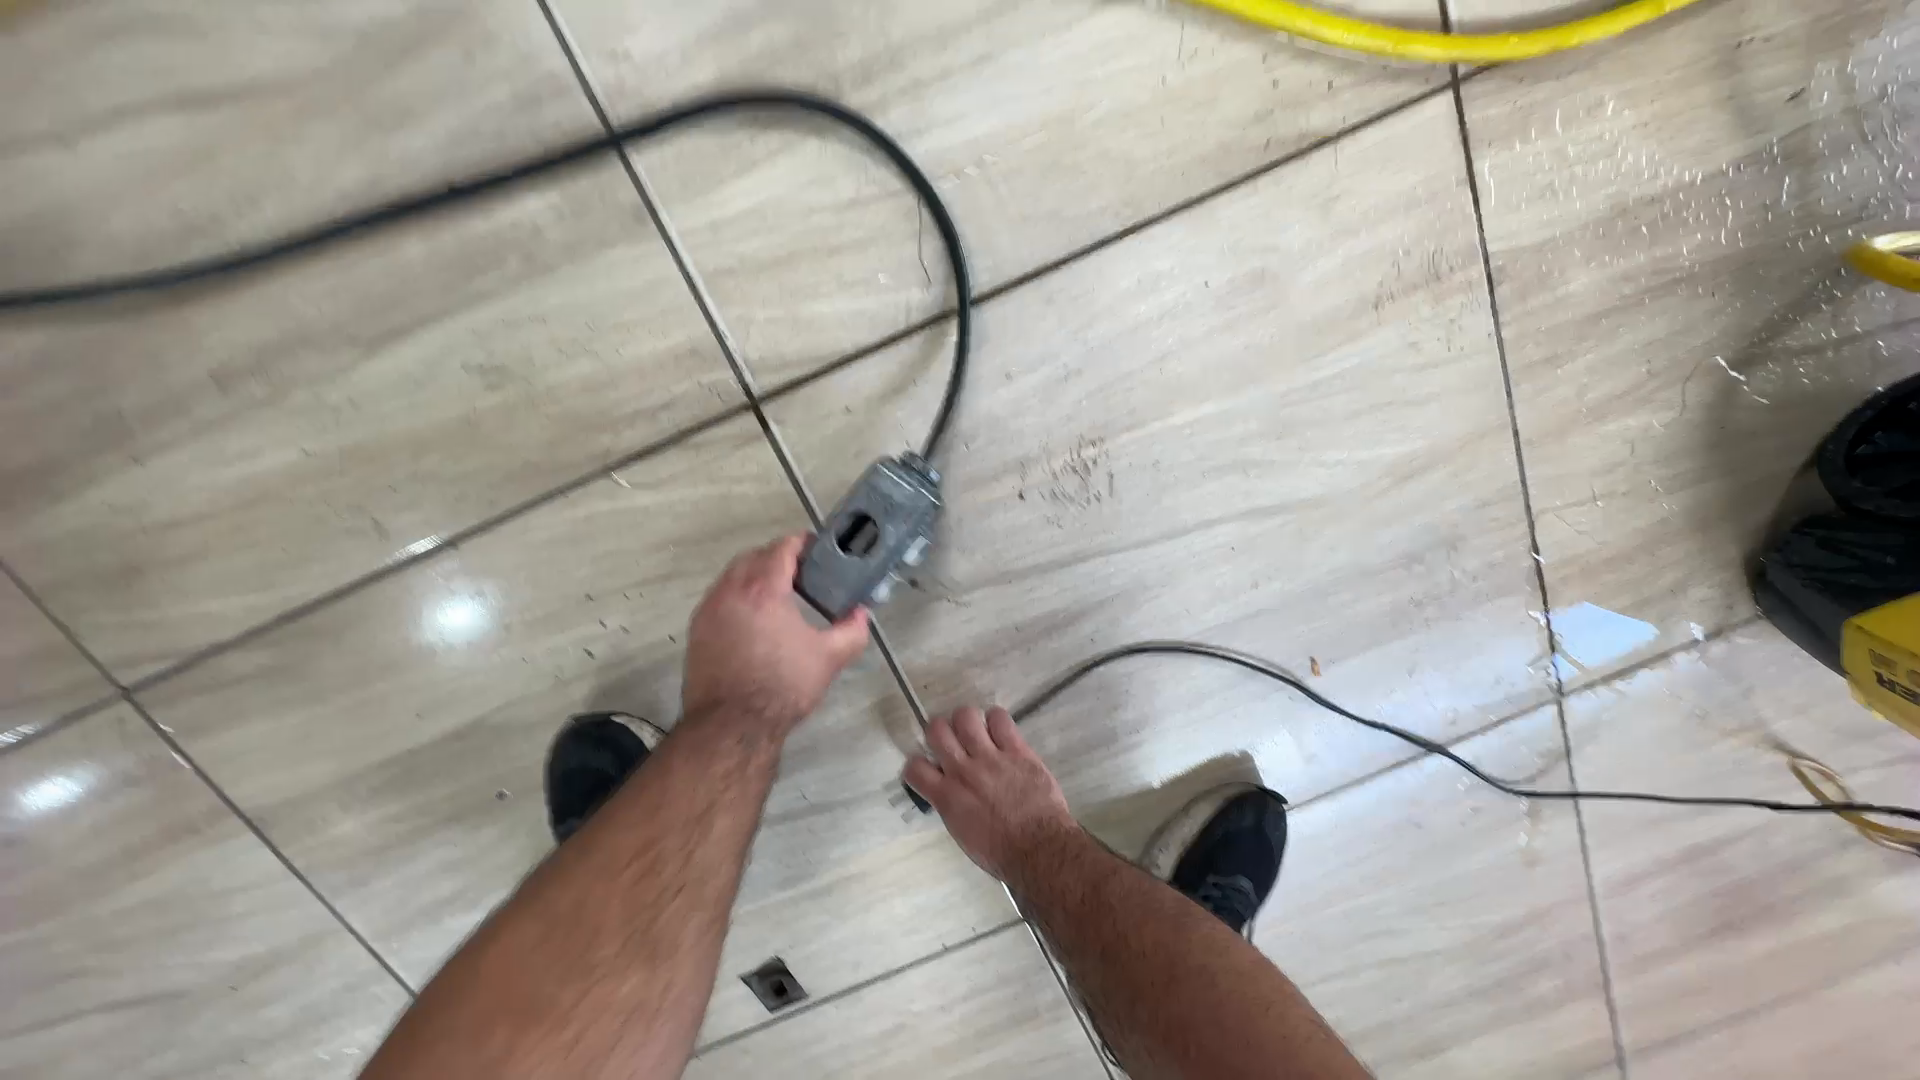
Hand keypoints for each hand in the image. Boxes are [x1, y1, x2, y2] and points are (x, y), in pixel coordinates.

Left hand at [682, 534, 869, 731]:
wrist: (732, 725)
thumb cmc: (782, 686)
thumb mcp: (828, 658)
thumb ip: (851, 631)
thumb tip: (862, 615)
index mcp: (763, 590)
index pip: (780, 548)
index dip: (800, 543)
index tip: (815, 548)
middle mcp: (730, 592)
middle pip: (752, 557)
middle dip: (776, 557)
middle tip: (800, 572)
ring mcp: (708, 611)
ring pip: (731, 577)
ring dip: (753, 576)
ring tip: (777, 594)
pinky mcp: (696, 631)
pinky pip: (718, 599)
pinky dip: (737, 597)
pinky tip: (753, 620)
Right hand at [904, 706, 1075, 882]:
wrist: (1039, 849)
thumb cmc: (1001, 853)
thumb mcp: (962, 834)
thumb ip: (951, 807)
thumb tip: (949, 793)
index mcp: (946, 797)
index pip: (914, 767)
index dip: (919, 763)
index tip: (930, 767)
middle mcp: (962, 771)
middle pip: (936, 730)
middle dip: (941, 732)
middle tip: (953, 742)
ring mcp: (989, 758)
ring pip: (965, 716)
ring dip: (967, 721)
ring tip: (977, 731)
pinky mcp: (1016, 750)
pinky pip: (1000, 719)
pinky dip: (996, 720)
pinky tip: (1000, 731)